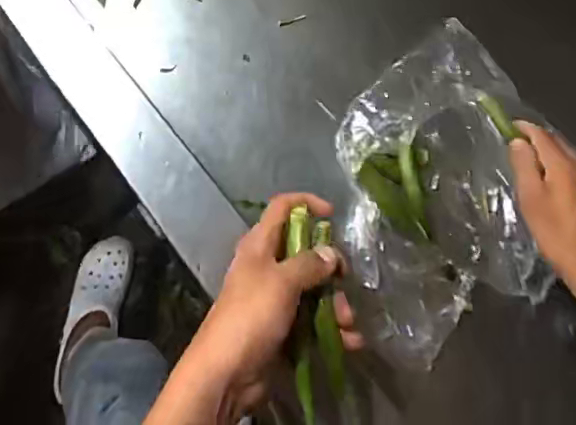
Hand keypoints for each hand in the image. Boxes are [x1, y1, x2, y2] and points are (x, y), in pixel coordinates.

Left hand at [182, 194, 365, 411]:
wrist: (226, 372)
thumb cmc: (250, 314)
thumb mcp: (281, 282)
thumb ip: (308, 264)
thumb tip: (330, 253)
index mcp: (260, 243)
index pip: (282, 208)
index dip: (306, 204)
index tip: (332, 215)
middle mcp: (267, 265)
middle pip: (304, 251)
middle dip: (329, 267)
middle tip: (345, 281)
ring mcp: (274, 297)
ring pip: (312, 288)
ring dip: (334, 304)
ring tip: (349, 324)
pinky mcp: (282, 327)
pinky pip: (312, 319)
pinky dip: (331, 328)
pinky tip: (349, 342)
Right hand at [508, 121, 575, 304]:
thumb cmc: (561, 239)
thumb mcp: (531, 200)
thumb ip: (524, 166)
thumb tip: (518, 142)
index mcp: (565, 165)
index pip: (541, 134)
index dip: (523, 127)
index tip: (506, 127)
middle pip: (558, 143)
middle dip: (536, 138)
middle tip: (515, 145)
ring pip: (569, 158)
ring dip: (549, 154)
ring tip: (530, 164)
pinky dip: (561, 169)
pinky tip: (553, 184)